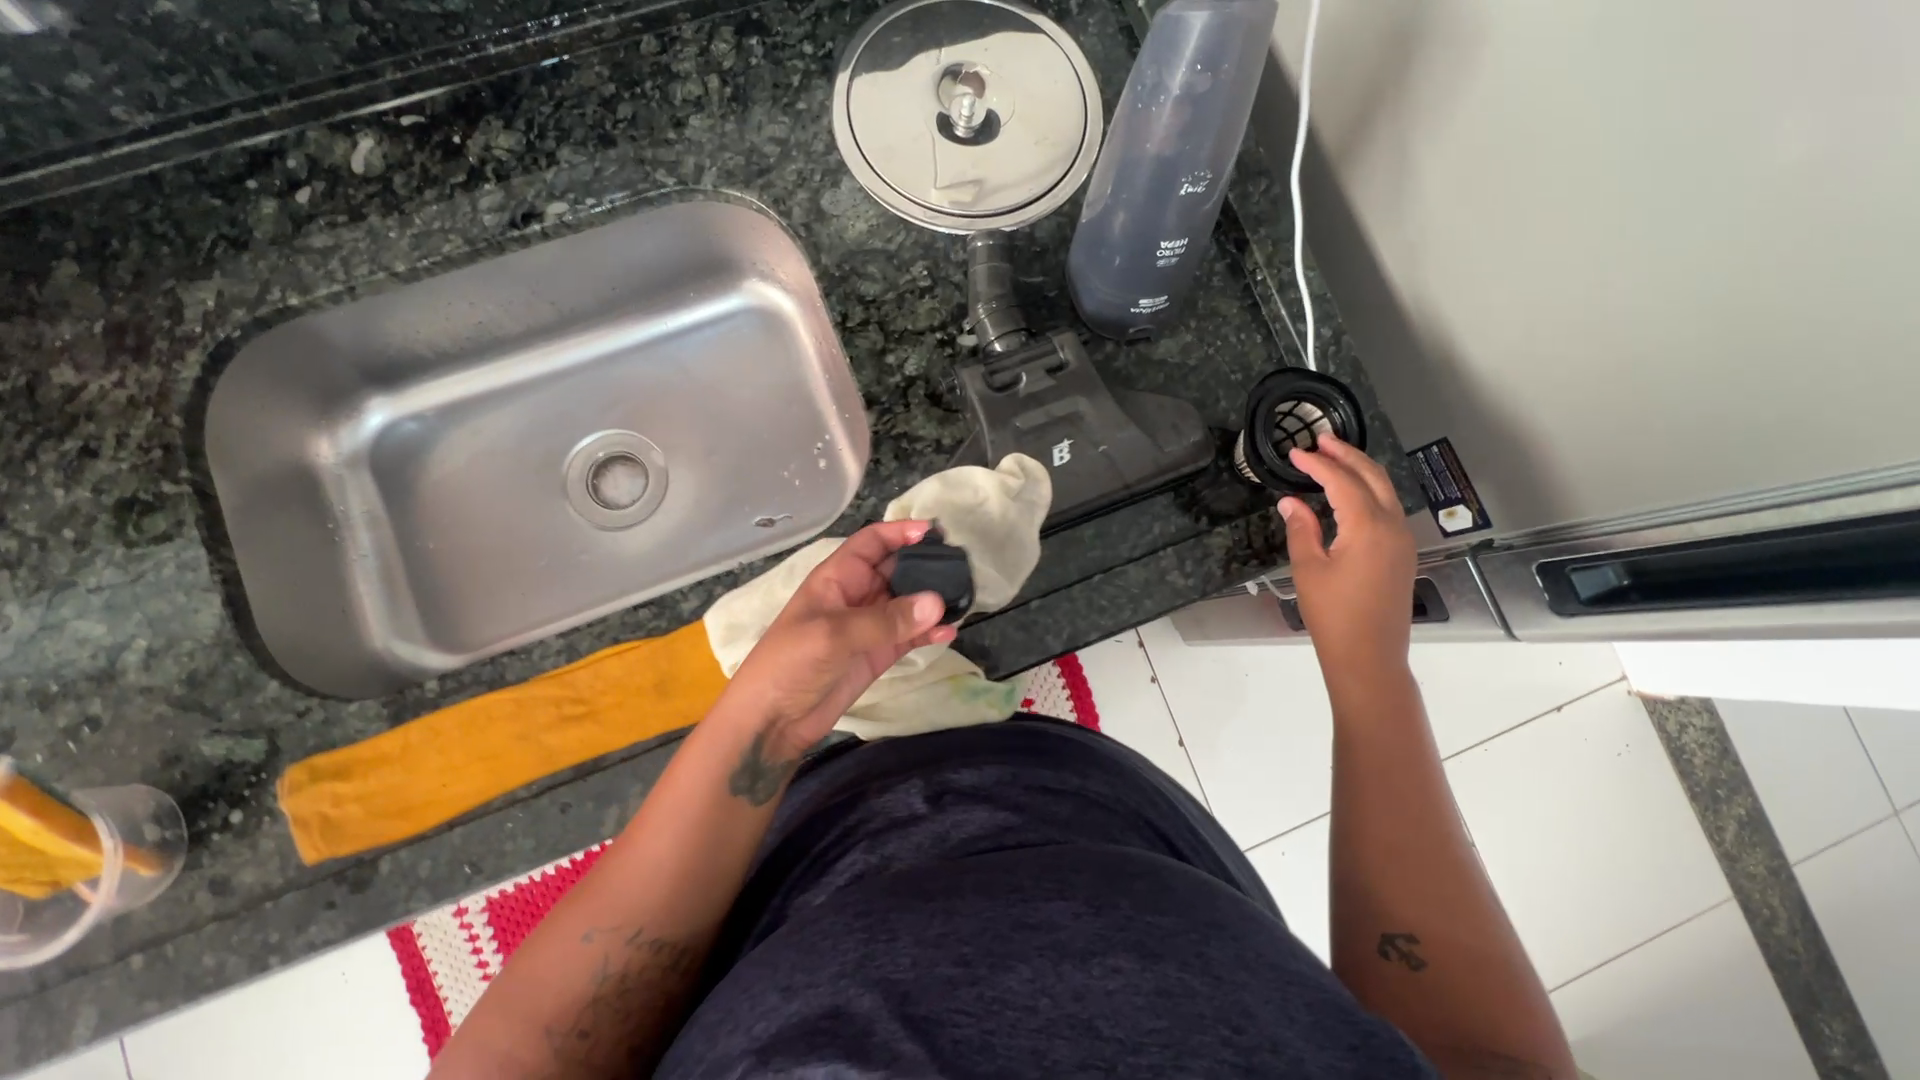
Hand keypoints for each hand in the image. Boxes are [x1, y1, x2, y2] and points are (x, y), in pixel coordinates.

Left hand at [718, 520, 954, 757]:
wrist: (772, 720)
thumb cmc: (790, 664)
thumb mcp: (834, 635)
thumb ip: (886, 620)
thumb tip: (938, 603)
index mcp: (836, 578)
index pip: (871, 543)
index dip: (900, 532)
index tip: (934, 532)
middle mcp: (856, 596)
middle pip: (896, 570)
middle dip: (926, 565)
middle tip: (963, 566)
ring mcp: (869, 627)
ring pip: (908, 604)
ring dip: (933, 601)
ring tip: (965, 598)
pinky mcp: (878, 656)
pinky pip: (910, 637)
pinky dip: (929, 633)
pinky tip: (950, 632)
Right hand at [1276, 434, 1417, 674]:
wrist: (1369, 656)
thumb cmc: (1333, 615)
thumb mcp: (1308, 569)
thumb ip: (1301, 529)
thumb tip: (1290, 502)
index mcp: (1368, 527)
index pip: (1341, 482)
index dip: (1317, 464)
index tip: (1295, 453)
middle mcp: (1392, 526)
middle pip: (1372, 477)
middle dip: (1347, 456)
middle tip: (1322, 440)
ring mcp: (1403, 540)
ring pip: (1385, 491)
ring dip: (1361, 471)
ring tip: (1335, 459)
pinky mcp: (1403, 554)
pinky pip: (1389, 510)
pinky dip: (1369, 493)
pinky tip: (1350, 495)